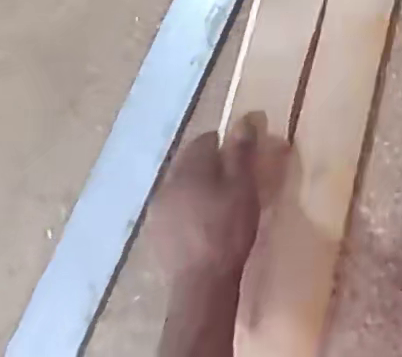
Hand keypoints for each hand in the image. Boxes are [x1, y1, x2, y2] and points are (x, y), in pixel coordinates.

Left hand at [148, 113, 287, 283]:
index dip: (226, 142)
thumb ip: (242, 150)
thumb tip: (244, 118)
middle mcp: (166, 186)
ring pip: (182, 185)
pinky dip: (191, 206)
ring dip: (201, 185)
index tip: (245, 155)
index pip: (204, 140)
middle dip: (212, 164)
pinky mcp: (156, 235)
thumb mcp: (244, 184)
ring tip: (223, 200)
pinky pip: (176, 207)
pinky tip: (207, 221)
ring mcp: (157, 213)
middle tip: (238, 177)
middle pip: (190, 162)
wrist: (202, 283)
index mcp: (187, 170)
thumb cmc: (229, 227)